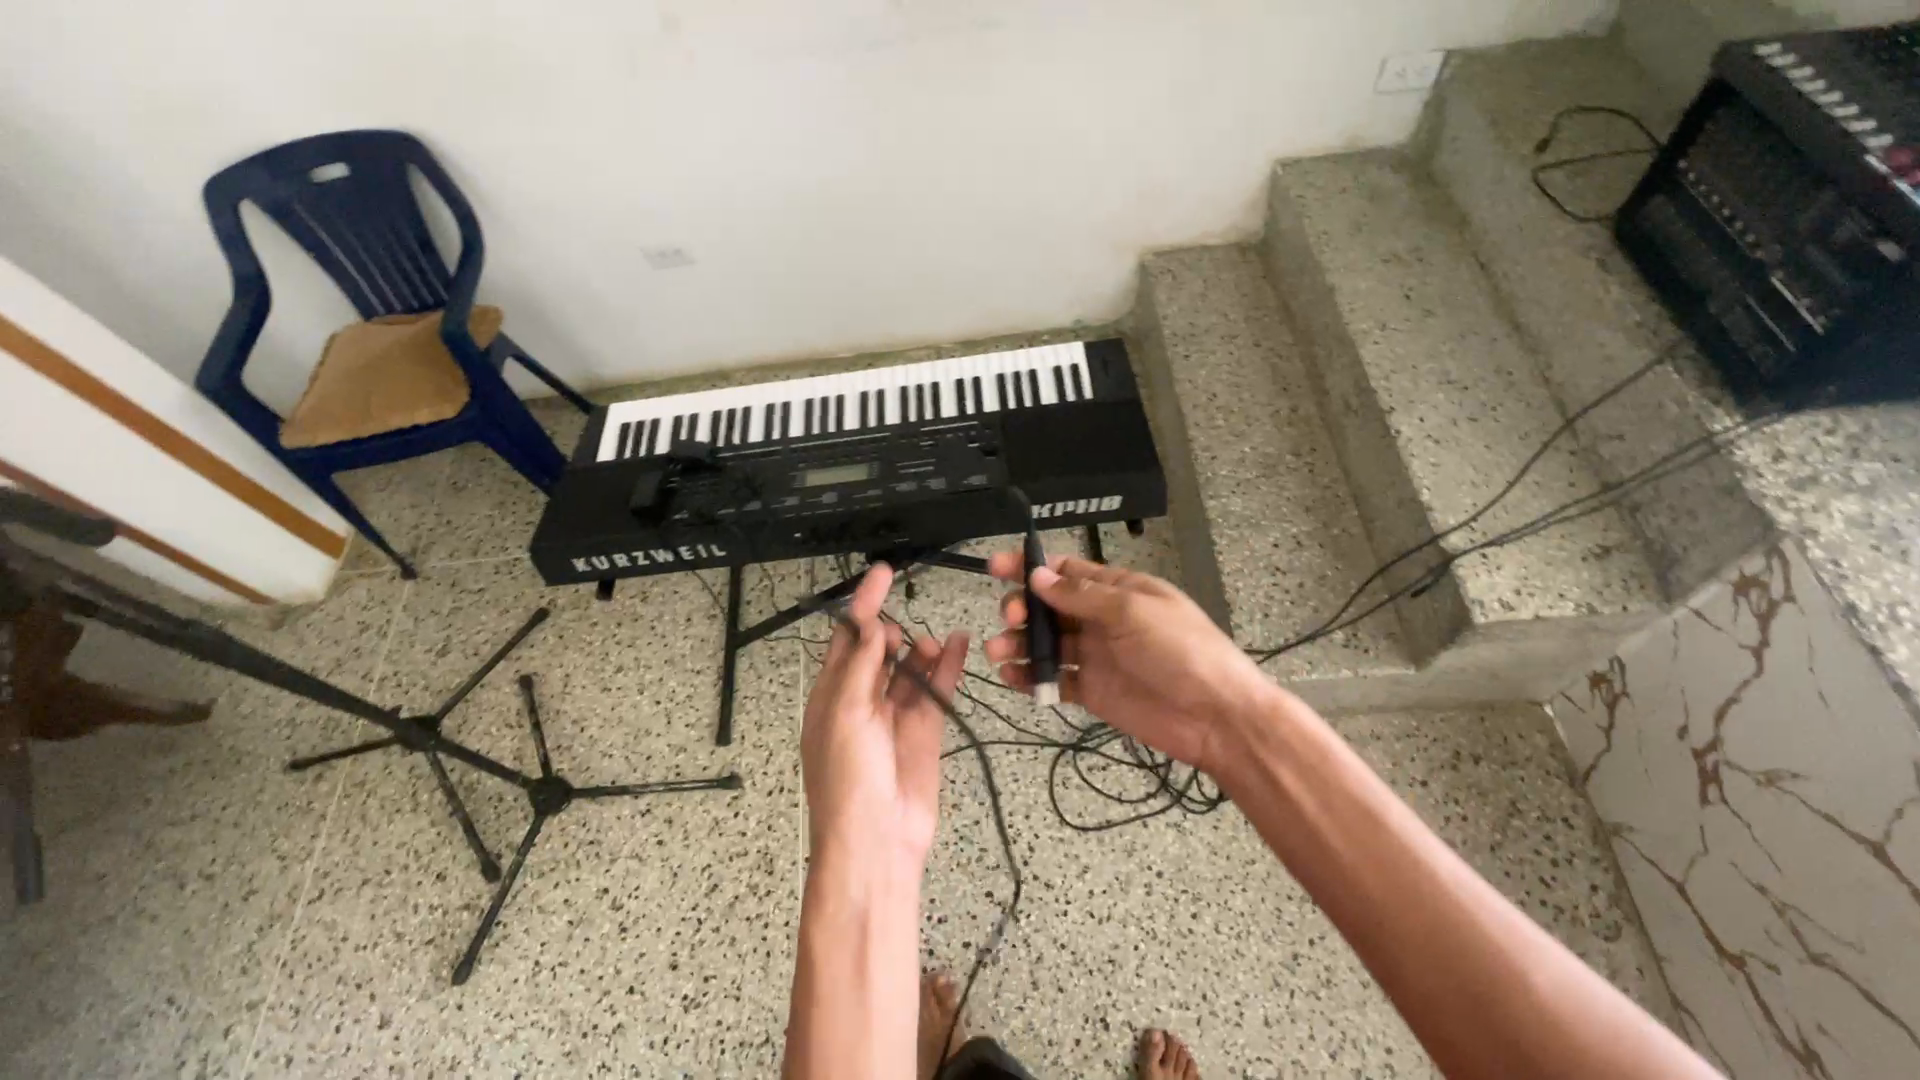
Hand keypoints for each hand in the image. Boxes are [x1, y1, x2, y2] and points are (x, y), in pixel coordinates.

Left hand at [801, 565, 969, 867]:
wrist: (877, 842)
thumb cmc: (849, 779)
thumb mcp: (844, 716)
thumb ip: (860, 667)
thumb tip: (873, 626)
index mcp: (831, 697)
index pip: (846, 641)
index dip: (862, 606)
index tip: (882, 573)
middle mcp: (861, 702)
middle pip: (879, 652)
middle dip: (893, 631)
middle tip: (907, 623)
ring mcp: (894, 717)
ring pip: (910, 669)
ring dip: (922, 650)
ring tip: (934, 643)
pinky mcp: (924, 731)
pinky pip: (937, 690)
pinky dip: (948, 667)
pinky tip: (959, 644)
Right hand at [984, 554, 1282, 773]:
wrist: (1217, 717)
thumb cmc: (1182, 651)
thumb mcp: (1133, 612)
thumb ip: (1082, 596)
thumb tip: (1038, 576)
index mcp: (1118, 590)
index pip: (1066, 571)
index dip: (1030, 567)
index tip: (995, 568)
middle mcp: (1103, 619)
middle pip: (1050, 608)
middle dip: (1022, 609)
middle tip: (1010, 618)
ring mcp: (1097, 656)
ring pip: (1047, 645)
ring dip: (1019, 644)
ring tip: (997, 652)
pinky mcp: (1093, 691)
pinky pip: (1055, 680)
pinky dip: (1030, 678)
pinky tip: (1011, 677)